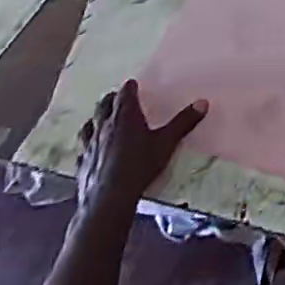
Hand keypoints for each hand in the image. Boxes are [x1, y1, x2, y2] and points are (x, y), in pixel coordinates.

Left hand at [75, 79, 207, 217]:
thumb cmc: (140, 166)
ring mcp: (89, 145)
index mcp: (126, 116)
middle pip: (104, 105)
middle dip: (111, 100)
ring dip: (96, 120)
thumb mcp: (167, 143)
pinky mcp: (81, 164)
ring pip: (89, 125)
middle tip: (117, 99)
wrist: (109, 199)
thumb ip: (184, 122)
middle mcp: (104, 125)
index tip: (133, 85)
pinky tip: (90, 150)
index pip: (125, 93)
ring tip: (101, 120)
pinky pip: (82, 149)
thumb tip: (203, 102)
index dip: (129, 88)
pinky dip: (87, 145)